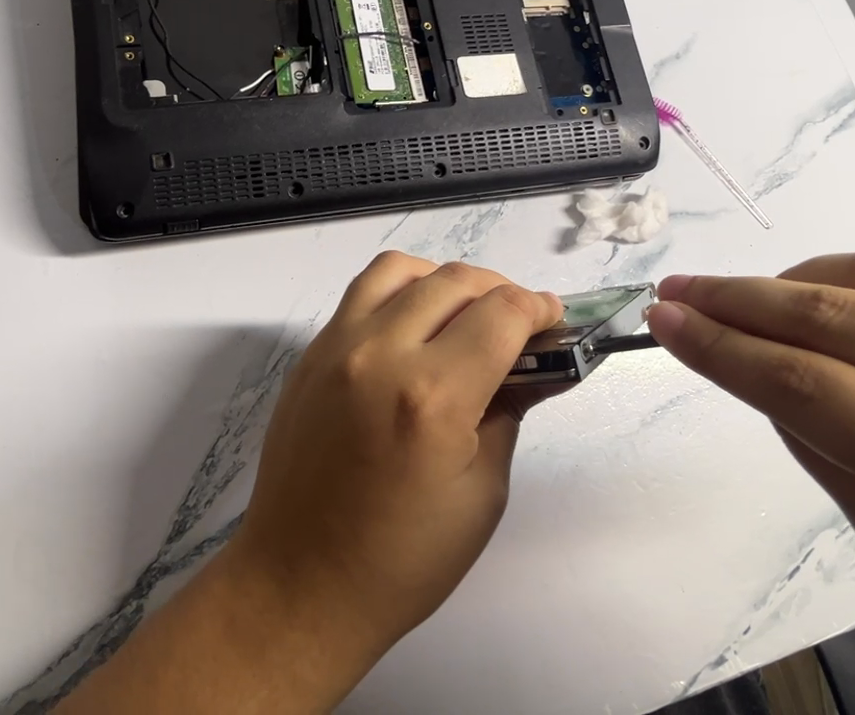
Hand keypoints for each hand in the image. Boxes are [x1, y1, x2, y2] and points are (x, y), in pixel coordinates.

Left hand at [230, 253, 561, 671]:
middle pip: (456, 282)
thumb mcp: (482, 492)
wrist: (300, 583)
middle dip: (502, 291)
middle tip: (520, 324)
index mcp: (432, 396)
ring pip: (401, 270)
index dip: (539, 308)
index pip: (502, 314)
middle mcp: (380, 355)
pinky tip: (415, 329)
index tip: (554, 320)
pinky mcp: (309, 355)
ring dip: (445, 281)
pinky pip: (360, 294)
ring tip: (464, 314)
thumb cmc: (403, 559)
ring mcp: (336, 348)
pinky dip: (400, 293)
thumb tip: (533, 364)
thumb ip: (508, 411)